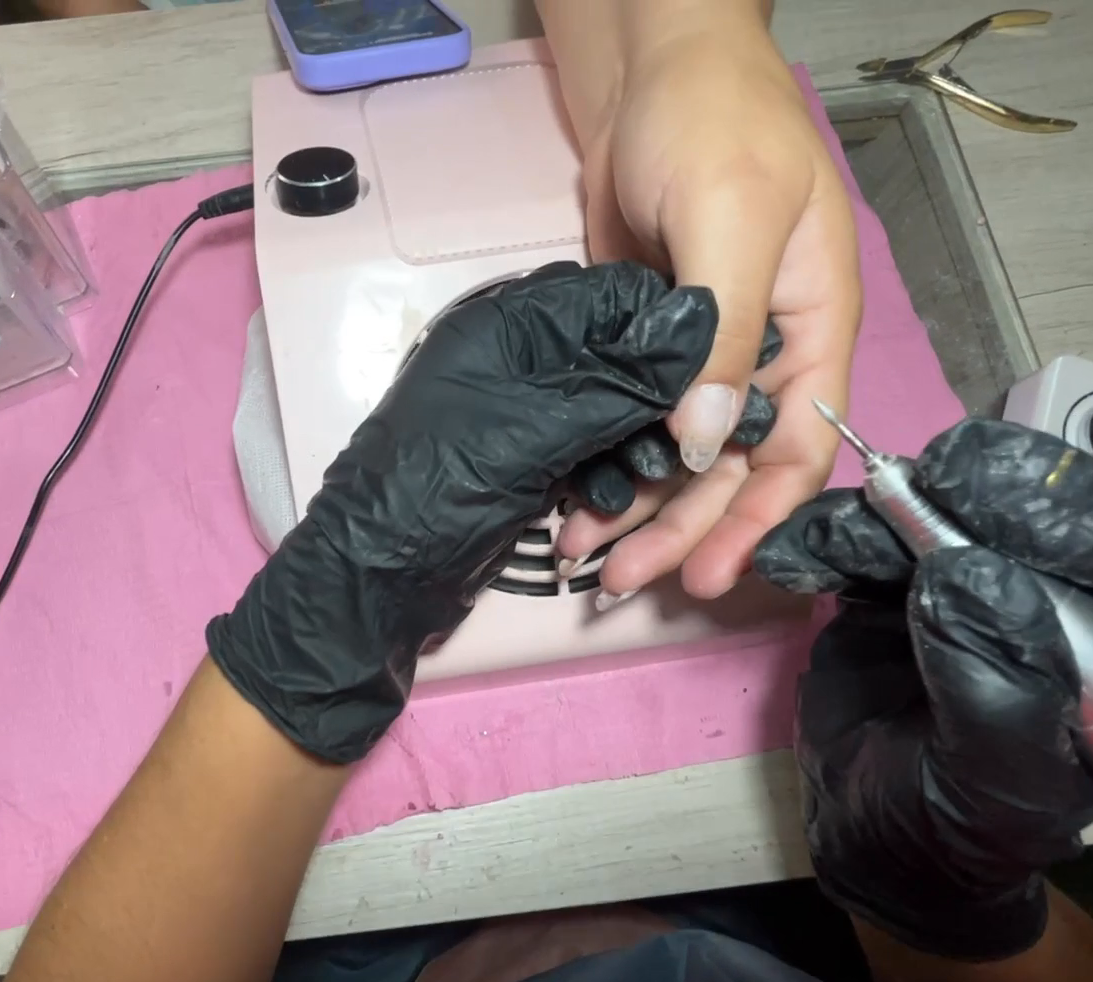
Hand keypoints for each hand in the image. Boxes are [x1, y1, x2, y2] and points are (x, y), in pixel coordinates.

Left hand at [208, 262, 715, 763]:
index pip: (610, 299)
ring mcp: (520, 408)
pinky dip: (601, 476)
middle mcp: (518, 355)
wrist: (380, 571)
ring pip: (605, 410)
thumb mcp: (531, 431)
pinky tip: (605, 506)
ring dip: (629, 449)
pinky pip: (584, 450)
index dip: (665, 332)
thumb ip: (614, 389)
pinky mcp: (524, 455)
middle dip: (652, 403)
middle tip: (685, 443)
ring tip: (639, 484)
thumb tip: (698, 356)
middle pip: (614, 358)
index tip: (712, 373)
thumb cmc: (440, 486)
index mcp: (508, 324)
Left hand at [551, 11, 861, 600]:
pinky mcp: (637, 354)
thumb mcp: (734, 216)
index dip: (758, 519)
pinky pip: (625, 426)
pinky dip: (604, 466)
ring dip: (634, 511)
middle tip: (625, 581)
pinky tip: (572, 501)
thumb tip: (700, 441)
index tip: (711, 573)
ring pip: (671, 458)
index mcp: (810, 333)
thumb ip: (724, 331)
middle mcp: (756, 360)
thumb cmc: (714, 124)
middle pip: (725, 472)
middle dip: (680, 531)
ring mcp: (692, 362)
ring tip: (584, 556)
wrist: (648, 82)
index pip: (798, 448)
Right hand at [752, 420, 1092, 958]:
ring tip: (813, 545)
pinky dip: (825, 532)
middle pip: (1061, 510)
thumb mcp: (989, 796)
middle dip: (985, 487)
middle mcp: (1074, 607)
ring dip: (876, 512)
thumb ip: (997, 697)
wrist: (864, 834)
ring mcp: (980, 585)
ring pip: (950, 507)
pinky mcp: (901, 581)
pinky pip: (870, 533)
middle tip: (905, 484)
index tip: (991, 506)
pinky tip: (789, 554)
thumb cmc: (948, 835)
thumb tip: (965, 571)